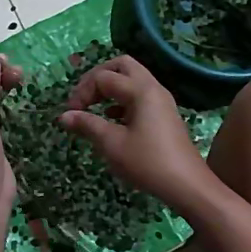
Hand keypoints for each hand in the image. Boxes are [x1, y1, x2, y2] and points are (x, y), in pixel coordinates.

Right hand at [58, 55, 212, 206]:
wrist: (186, 185)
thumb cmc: (147, 162)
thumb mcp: (112, 144)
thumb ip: (87, 125)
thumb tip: (63, 116)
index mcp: (140, 91)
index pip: (103, 77)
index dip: (82, 92)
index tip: (70, 114)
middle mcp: (152, 88)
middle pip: (121, 66)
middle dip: (97, 78)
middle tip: (83, 98)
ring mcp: (160, 101)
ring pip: (131, 80)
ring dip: (109, 88)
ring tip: (93, 108)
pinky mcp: (163, 114)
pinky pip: (138, 95)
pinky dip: (121, 100)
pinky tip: (111, 119)